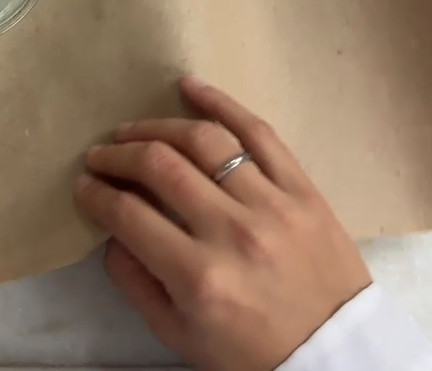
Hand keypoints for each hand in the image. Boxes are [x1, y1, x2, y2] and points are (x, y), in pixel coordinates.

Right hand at [74, 76, 369, 370]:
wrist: (348, 362)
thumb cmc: (254, 353)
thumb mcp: (179, 334)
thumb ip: (132, 280)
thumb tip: (107, 228)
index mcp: (200, 277)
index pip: (125, 211)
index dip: (93, 192)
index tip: (84, 185)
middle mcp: (233, 234)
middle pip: (157, 164)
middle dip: (115, 154)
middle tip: (100, 156)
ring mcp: (274, 207)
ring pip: (201, 140)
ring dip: (155, 128)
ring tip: (134, 132)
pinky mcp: (305, 192)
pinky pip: (260, 133)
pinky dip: (220, 102)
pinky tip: (188, 87)